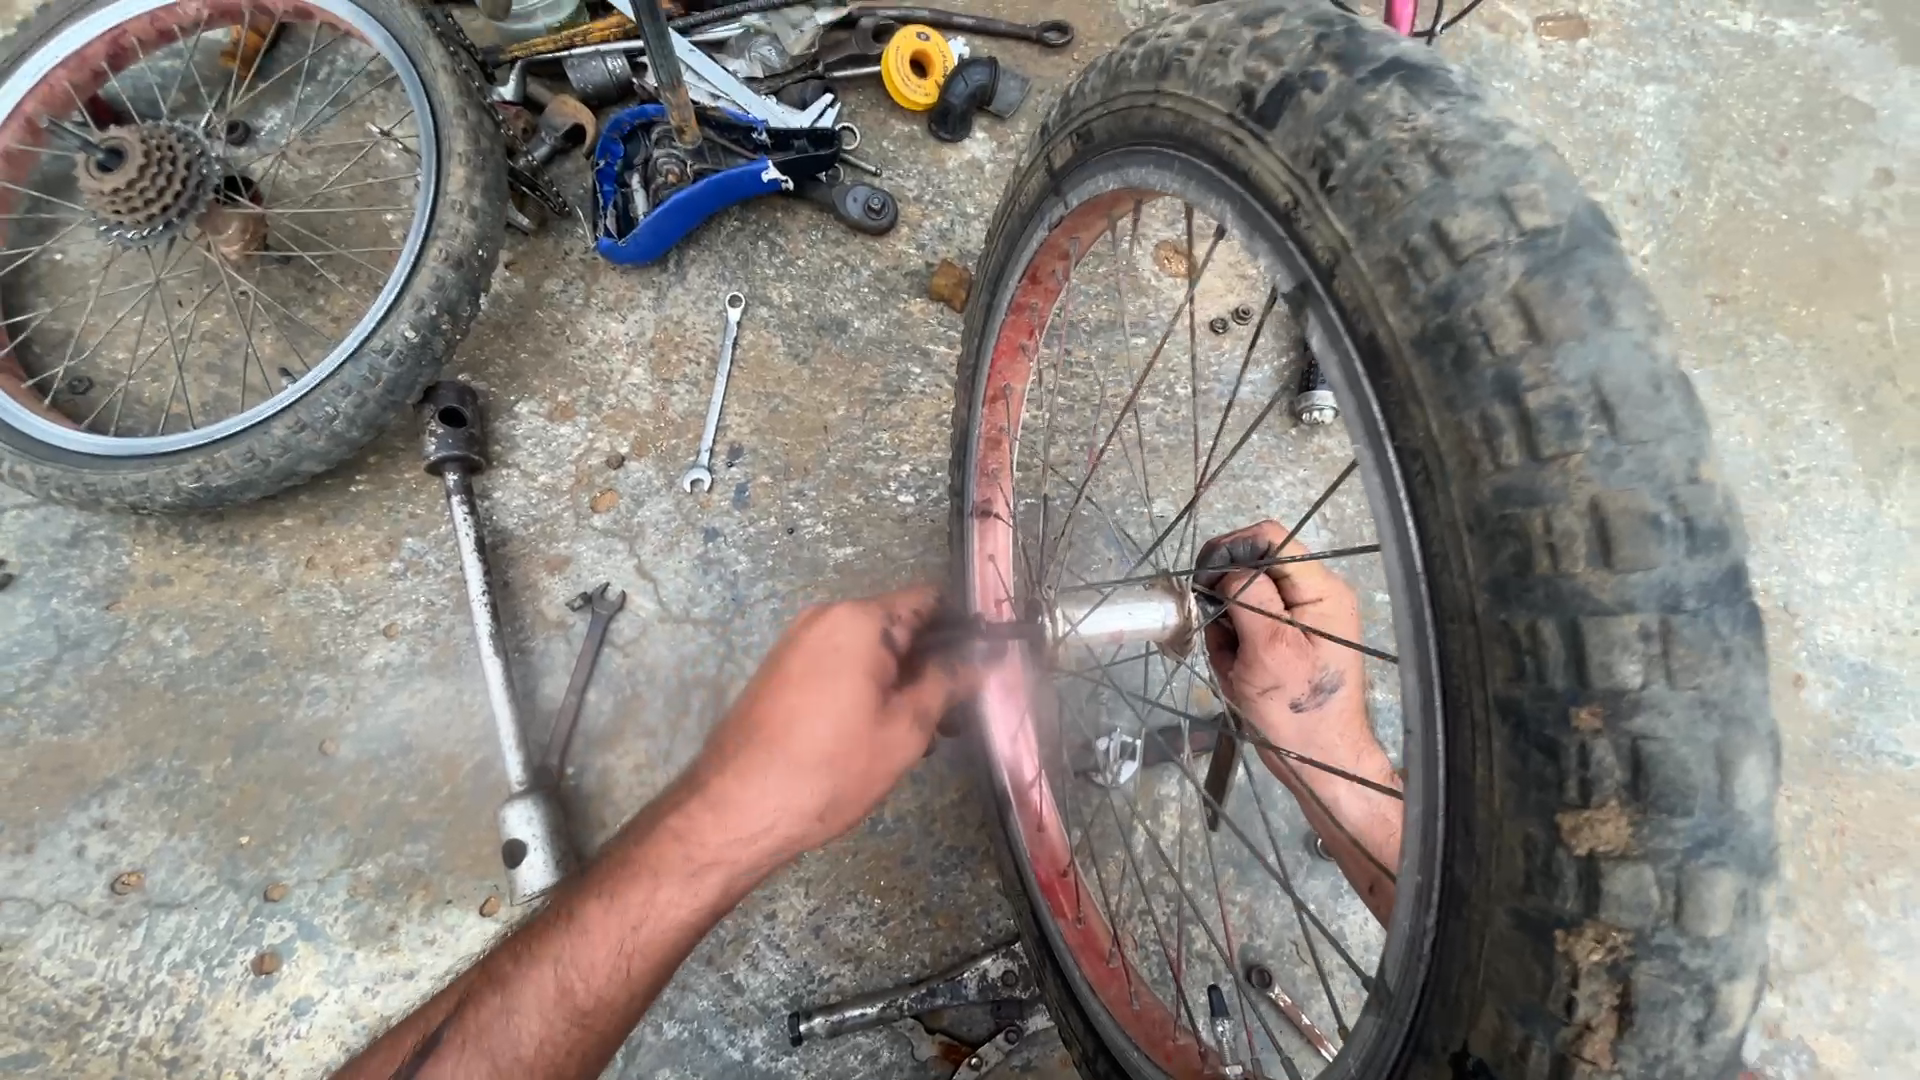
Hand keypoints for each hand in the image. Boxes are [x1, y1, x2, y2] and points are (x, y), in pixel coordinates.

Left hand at [683, 585, 981, 867]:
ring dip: (902, 683)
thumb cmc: (831, 767)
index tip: (987, 664)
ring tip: (923, 737)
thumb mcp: (906, 727)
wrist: (736, 808)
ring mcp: (799, 643)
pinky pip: (841, 666)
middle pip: (899, 627)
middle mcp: (826, 618)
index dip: (965, 628)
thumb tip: (985, 658)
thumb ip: (949, 683)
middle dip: (933, 665)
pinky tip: (879, 735)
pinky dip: (868, 690)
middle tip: (957, 717)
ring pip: (871, 652)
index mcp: (860, 619)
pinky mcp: (783, 671)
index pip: (929, 600)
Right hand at [1197, 522, 1373, 769]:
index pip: (1269, 538)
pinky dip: (1230, 639)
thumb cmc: (1298, 710)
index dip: (1230, 549)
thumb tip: (1225, 568)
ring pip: (1241, 593)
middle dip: (1224, 593)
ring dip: (1224, 621)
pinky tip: (1236, 667)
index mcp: (1319, 589)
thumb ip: (1248, 597)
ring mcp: (1297, 616)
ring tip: (1231, 658)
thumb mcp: (1269, 649)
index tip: (1204, 580)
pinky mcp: (1283, 636)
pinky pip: (1243, 620)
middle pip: (1252, 563)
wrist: (1318, 761)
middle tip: (1216, 628)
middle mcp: (1311, 594)